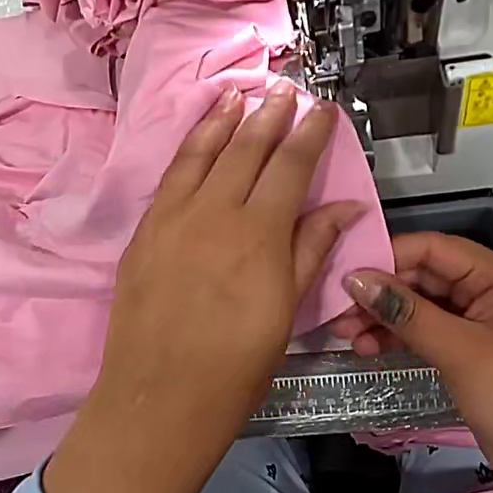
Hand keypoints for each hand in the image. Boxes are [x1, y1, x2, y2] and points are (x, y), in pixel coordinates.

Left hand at [44, 84, 364, 492]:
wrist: (160, 400)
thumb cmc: (236, 367)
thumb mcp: (288, 310)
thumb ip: (313, 248)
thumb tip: (346, 205)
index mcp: (259, 234)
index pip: (291, 167)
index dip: (309, 134)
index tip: (322, 110)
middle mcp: (216, 213)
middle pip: (247, 150)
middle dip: (271, 117)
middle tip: (285, 91)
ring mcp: (174, 218)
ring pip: (204, 153)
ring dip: (225, 121)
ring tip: (242, 96)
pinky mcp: (146, 231)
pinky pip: (171, 175)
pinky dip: (188, 147)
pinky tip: (198, 136)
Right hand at [338, 235, 492, 492]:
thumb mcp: (461, 351)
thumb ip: (407, 312)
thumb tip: (357, 280)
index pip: (433, 248)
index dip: (388, 256)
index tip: (346, 274)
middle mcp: (486, 291)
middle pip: (423, 276)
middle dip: (381, 292)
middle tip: (338, 312)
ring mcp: (478, 323)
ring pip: (420, 305)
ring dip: (384, 317)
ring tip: (346, 336)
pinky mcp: (469, 351)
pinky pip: (426, 331)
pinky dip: (399, 337)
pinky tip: (369, 347)